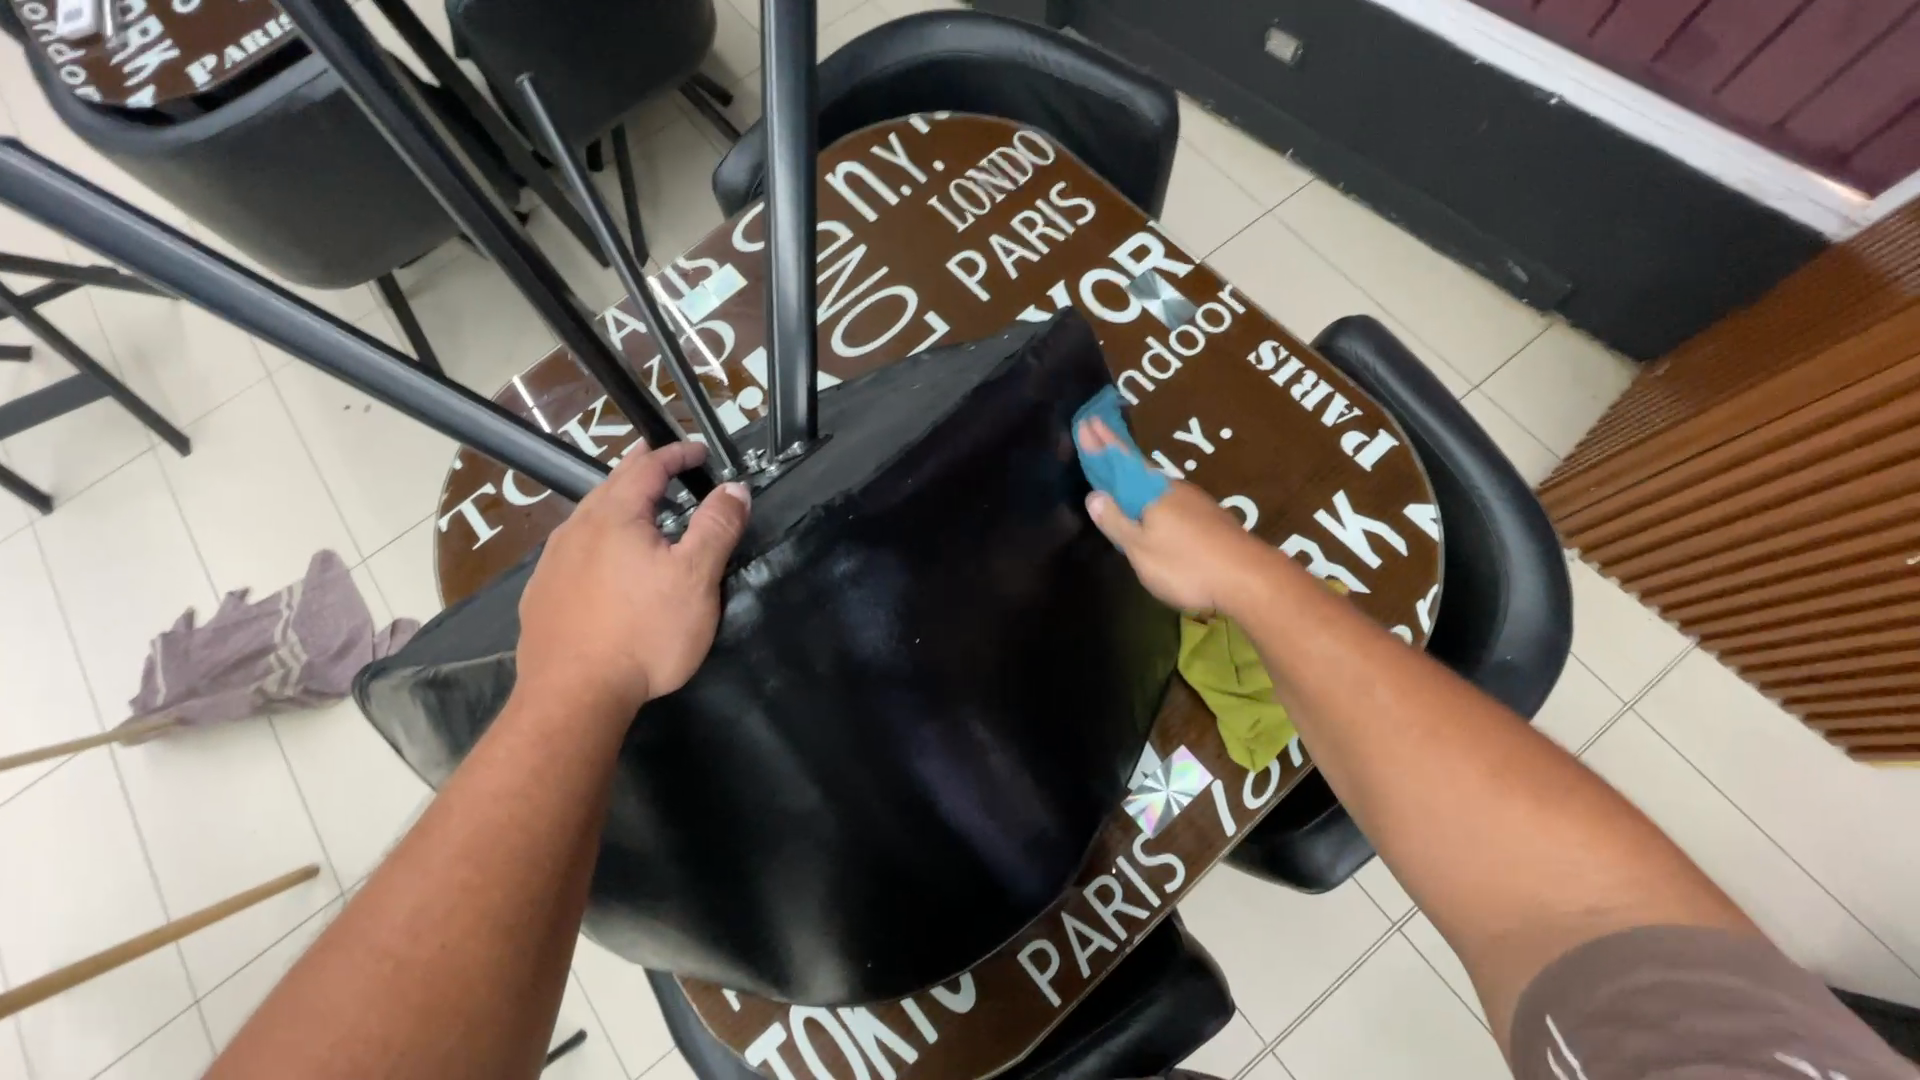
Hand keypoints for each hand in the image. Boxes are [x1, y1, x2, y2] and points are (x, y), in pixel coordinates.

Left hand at [517, 441, 751, 718]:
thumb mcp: (696, 578)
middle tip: (670, 469)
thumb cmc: (644, 632)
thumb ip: (717, 527)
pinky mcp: (542, 596)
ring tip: (644, 516)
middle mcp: (576, 529)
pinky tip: (608, 568)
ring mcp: (552, 563)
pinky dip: (600, 543)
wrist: (574, 696)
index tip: (700, 452)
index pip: (648, 466)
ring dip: (620, 507)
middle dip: (645, 472)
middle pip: (613, 486)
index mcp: (615, 516)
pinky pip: (575, 553)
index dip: (677, 453)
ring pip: (590, 519)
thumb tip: (735, 488)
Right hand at [1078, 416, 1277, 614]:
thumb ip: (1116, 521)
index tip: (1086, 421)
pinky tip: (1151, 506)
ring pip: (1155, 485)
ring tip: (1119, 470)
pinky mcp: (1208, 519)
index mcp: (1152, 492)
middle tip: (1097, 435)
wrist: (1249, 580)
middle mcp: (1173, 489)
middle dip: (1116, 454)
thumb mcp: (1141, 548)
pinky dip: (1151, 496)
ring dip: (1135, 475)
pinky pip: (1170, 500)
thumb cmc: (1186, 564)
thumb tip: (1094, 495)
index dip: (1101, 444)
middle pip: (1138, 469)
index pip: (1120, 461)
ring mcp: (1195, 503)